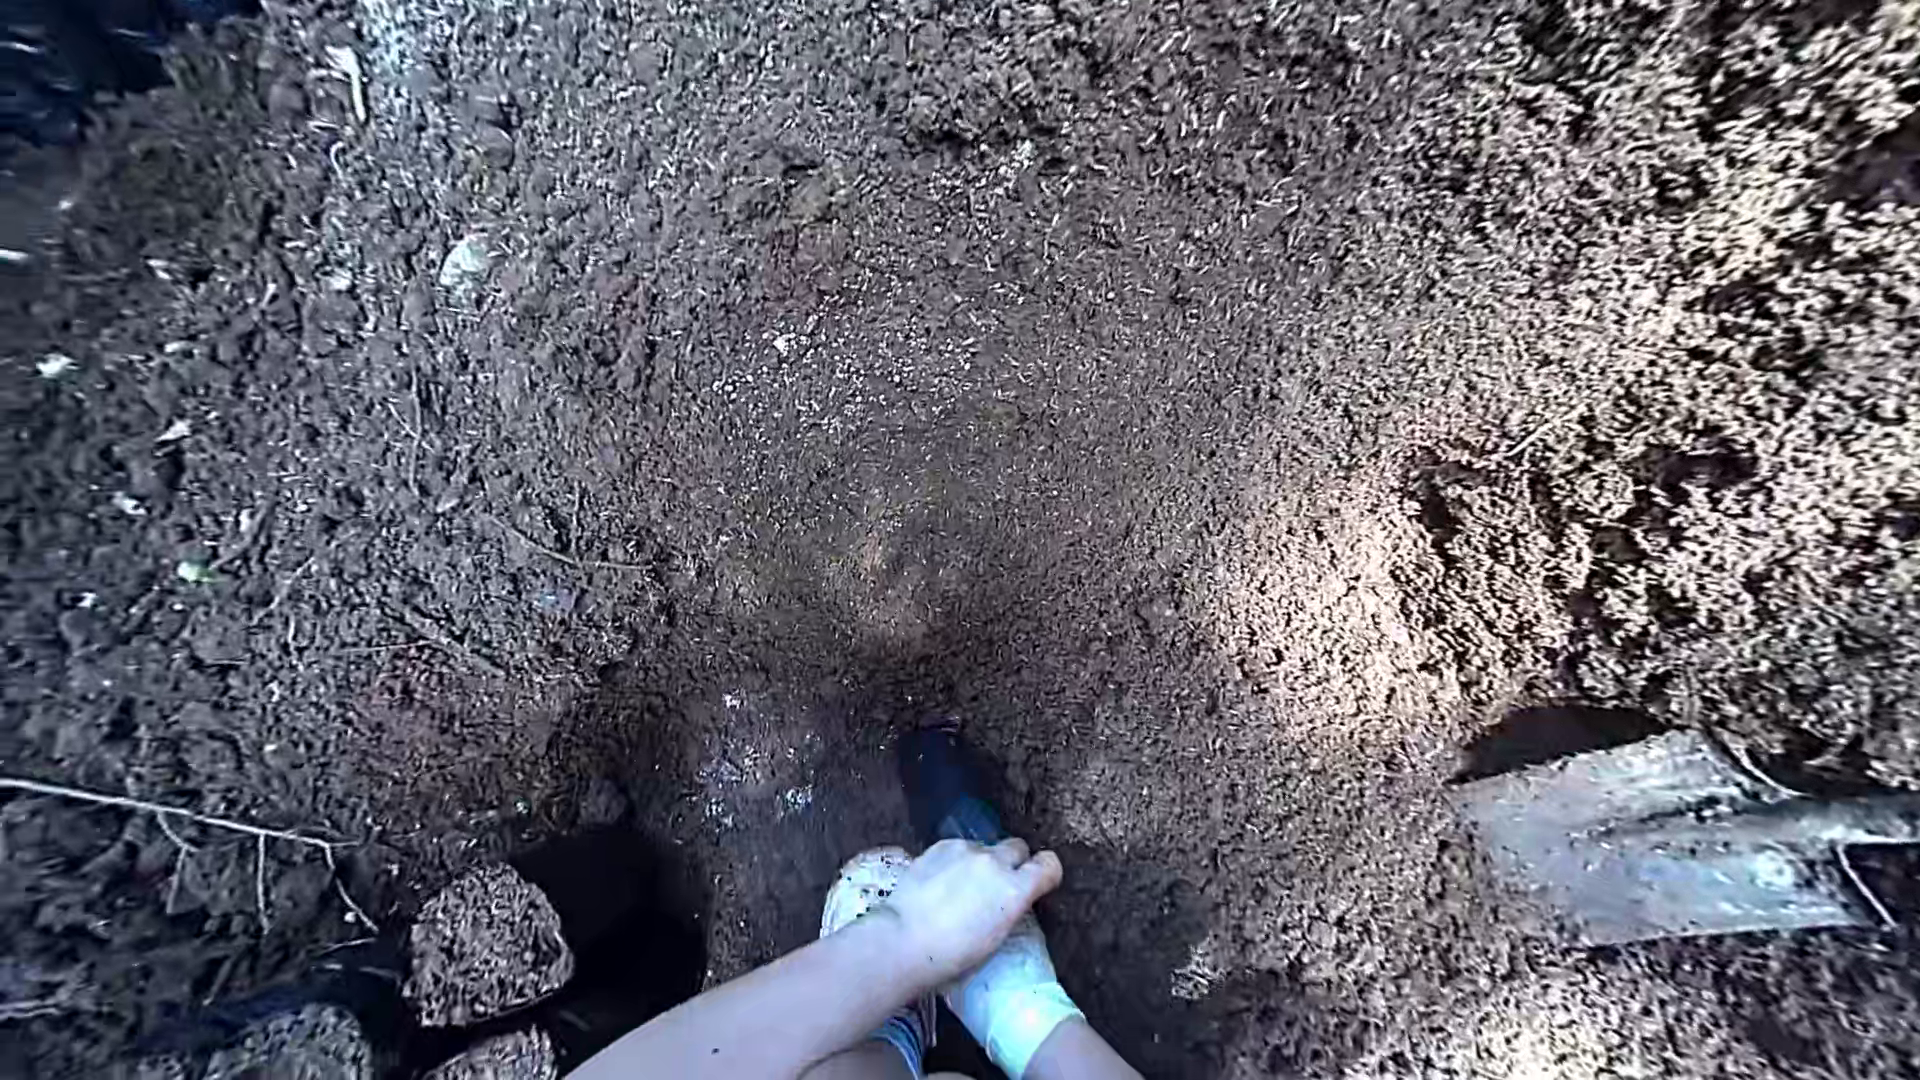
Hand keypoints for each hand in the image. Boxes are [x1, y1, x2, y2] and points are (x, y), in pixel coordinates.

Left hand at [878, 838, 1063, 987]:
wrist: (903, 940)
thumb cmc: (949, 958)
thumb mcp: (994, 942)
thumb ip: (1008, 911)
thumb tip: (1009, 901)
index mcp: (1014, 892)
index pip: (1048, 865)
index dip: (1047, 870)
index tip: (1041, 878)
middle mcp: (995, 863)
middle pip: (1018, 847)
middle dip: (1014, 861)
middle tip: (1000, 882)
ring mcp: (967, 850)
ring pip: (987, 847)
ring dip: (983, 862)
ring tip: (962, 886)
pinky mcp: (942, 844)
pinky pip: (960, 847)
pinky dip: (957, 860)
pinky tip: (942, 880)